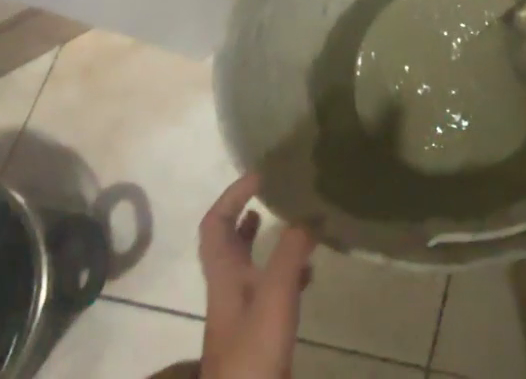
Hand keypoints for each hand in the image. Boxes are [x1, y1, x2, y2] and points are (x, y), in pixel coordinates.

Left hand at [196, 174, 315, 378]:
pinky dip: (285, 270)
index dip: (232, 195)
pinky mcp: (256, 330)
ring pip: (247, 264)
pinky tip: (310, 272)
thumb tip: (309, 215)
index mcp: (224, 274)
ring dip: (264, 240)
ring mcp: (240, 310)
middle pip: (227, 242)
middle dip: (244, 213)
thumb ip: (292, 252)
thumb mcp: (276, 295)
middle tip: (272, 193)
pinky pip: (267, 286)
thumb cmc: (253, 351)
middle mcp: (227, 287)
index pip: (216, 224)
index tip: (260, 175)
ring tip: (292, 223)